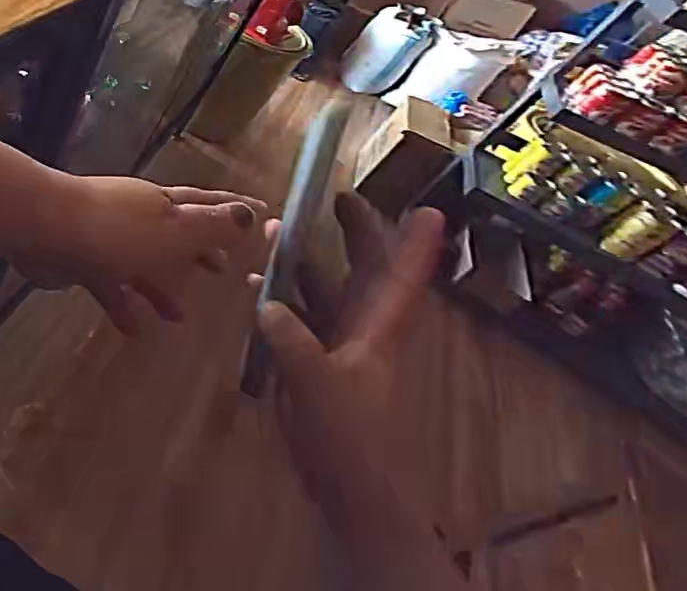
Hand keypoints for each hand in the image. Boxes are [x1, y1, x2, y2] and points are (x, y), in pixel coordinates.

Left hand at [16, 177, 261, 333]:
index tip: (261, 211)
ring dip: (163, 288)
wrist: (47, 229)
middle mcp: (141, 218)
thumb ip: (213, 225)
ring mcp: (110, 238)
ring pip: (145, 265)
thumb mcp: (175, 231)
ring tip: (180, 317)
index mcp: (165, 206)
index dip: (235, 209)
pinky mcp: (85, 261)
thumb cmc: (118, 231)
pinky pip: (111, 286)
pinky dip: (124, 305)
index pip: (208, 204)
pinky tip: (135, 330)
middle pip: (177, 235)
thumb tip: (251, 214)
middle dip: (200, 252)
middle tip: (224, 272)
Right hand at [255, 195, 456, 590]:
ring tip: (278, 228)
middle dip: (354, 232)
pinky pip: (293, 316)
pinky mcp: (311, 359)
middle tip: (338, 197)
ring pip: (322, 287)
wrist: (347, 489)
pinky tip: (255, 284)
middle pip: (362, 268)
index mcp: (379, 329)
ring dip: (303, 260)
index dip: (418, 246)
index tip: (430, 211)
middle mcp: (361, 326)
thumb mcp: (320, 385)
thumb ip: (292, 340)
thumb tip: (267, 302)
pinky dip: (276, 297)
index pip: (404, 279)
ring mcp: (335, 341)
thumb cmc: (351, 438)